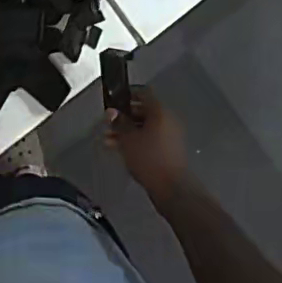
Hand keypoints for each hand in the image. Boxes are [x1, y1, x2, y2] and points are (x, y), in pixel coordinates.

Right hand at [103, 86, 189, 201]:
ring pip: (144, 127)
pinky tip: (121, 149)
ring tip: (109, 139)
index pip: (143, 92)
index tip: (113, 100)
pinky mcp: (169, 152)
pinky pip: (150, 140)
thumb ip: (118, 122)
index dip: (127, 94)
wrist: (173, 190)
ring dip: (127, 131)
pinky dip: (136, 141)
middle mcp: (167, 121)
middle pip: (143, 111)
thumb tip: (112, 112)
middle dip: (124, 116)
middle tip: (108, 123)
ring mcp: (170, 137)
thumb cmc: (150, 159)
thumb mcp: (128, 138)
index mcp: (160, 112)